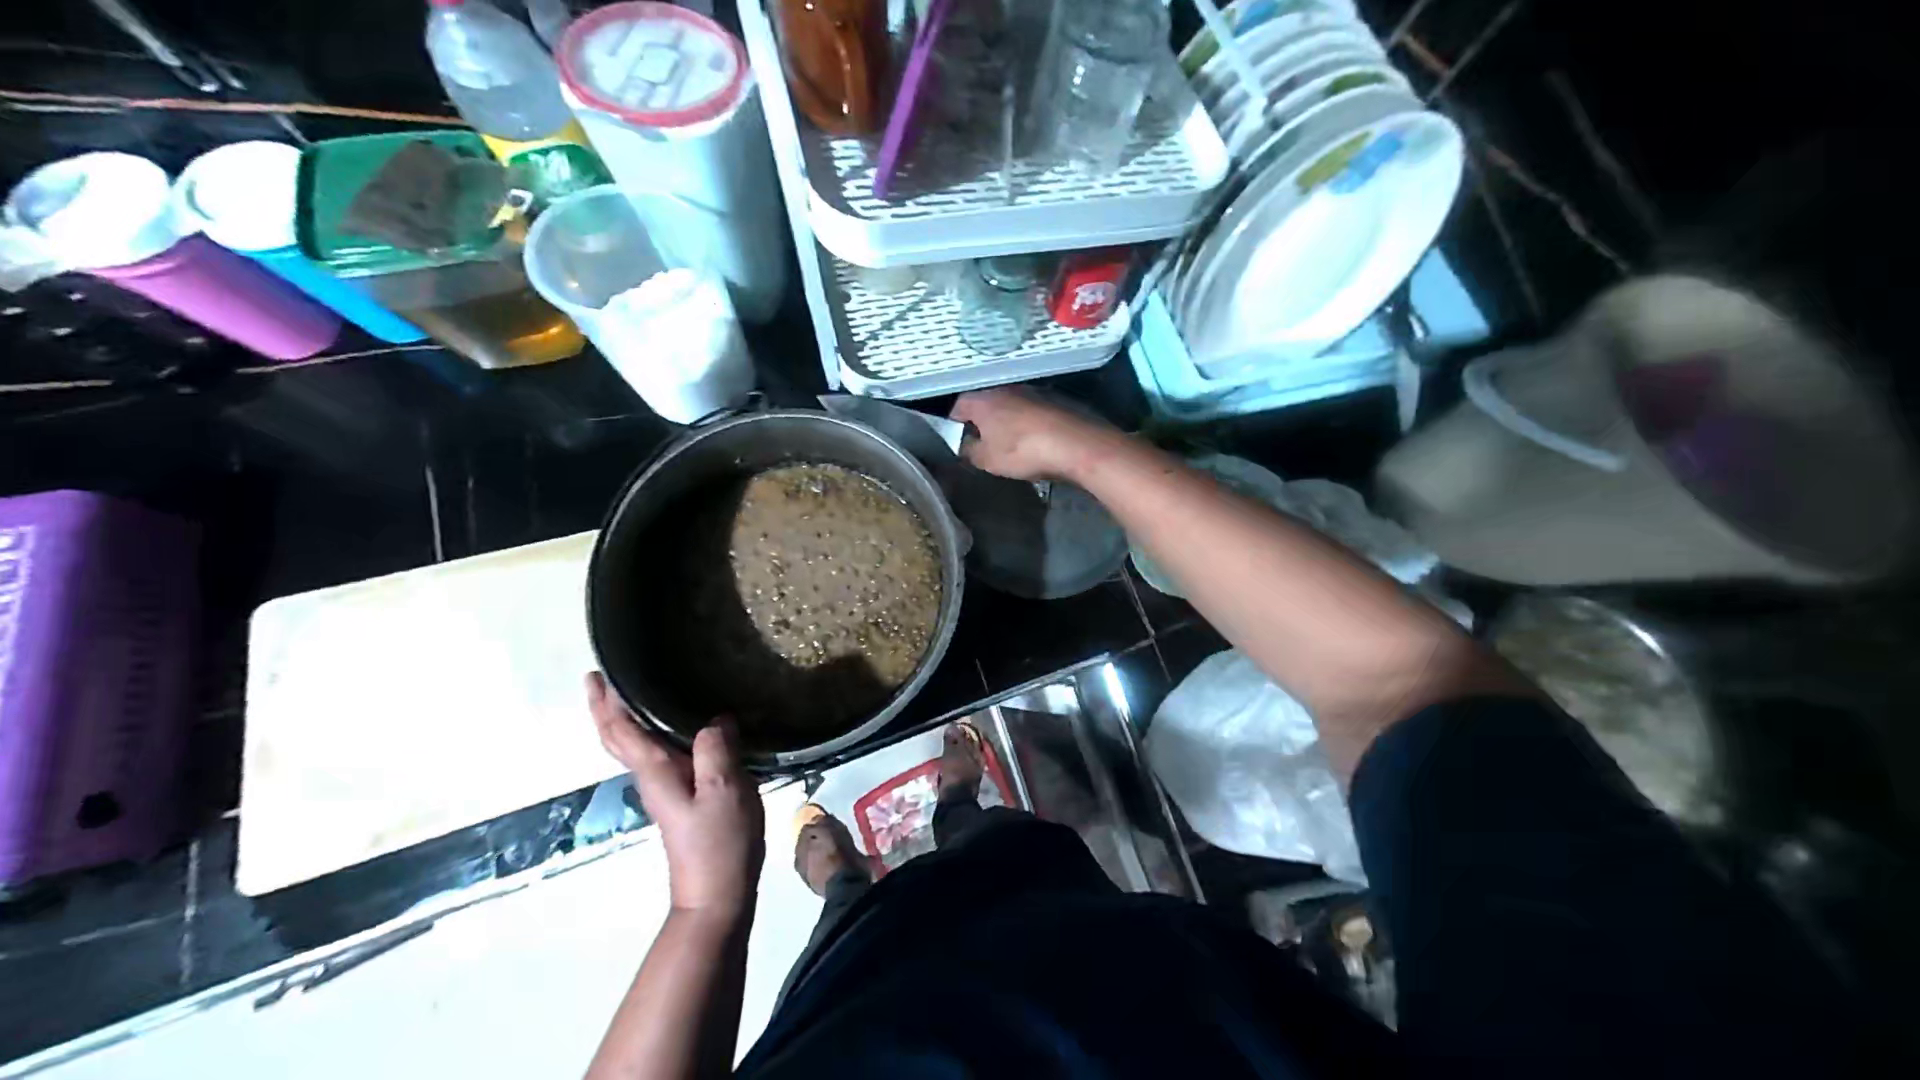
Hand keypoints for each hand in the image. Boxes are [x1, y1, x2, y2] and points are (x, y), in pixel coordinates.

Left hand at [587, 672, 765, 917]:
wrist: (717, 893)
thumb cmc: (717, 842)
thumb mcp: (723, 791)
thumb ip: (715, 750)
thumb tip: (715, 718)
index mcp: (654, 771)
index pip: (619, 731)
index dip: (605, 702)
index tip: (595, 674)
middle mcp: (652, 777)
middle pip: (620, 738)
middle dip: (608, 708)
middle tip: (605, 676)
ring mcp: (666, 788)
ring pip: (638, 745)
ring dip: (630, 717)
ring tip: (642, 689)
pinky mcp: (684, 796)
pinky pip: (662, 753)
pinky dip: (658, 732)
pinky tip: (683, 725)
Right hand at [951, 387, 1112, 480]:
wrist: (1076, 444)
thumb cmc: (1023, 450)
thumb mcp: (986, 459)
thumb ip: (969, 451)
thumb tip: (964, 446)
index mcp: (984, 400)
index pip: (957, 406)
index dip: (953, 426)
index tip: (956, 442)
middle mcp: (1006, 388)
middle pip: (985, 405)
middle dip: (982, 424)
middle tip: (982, 447)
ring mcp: (1033, 392)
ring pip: (1010, 407)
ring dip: (1007, 423)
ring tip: (1009, 447)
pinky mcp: (1055, 400)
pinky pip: (1032, 413)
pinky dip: (1029, 425)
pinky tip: (1034, 443)